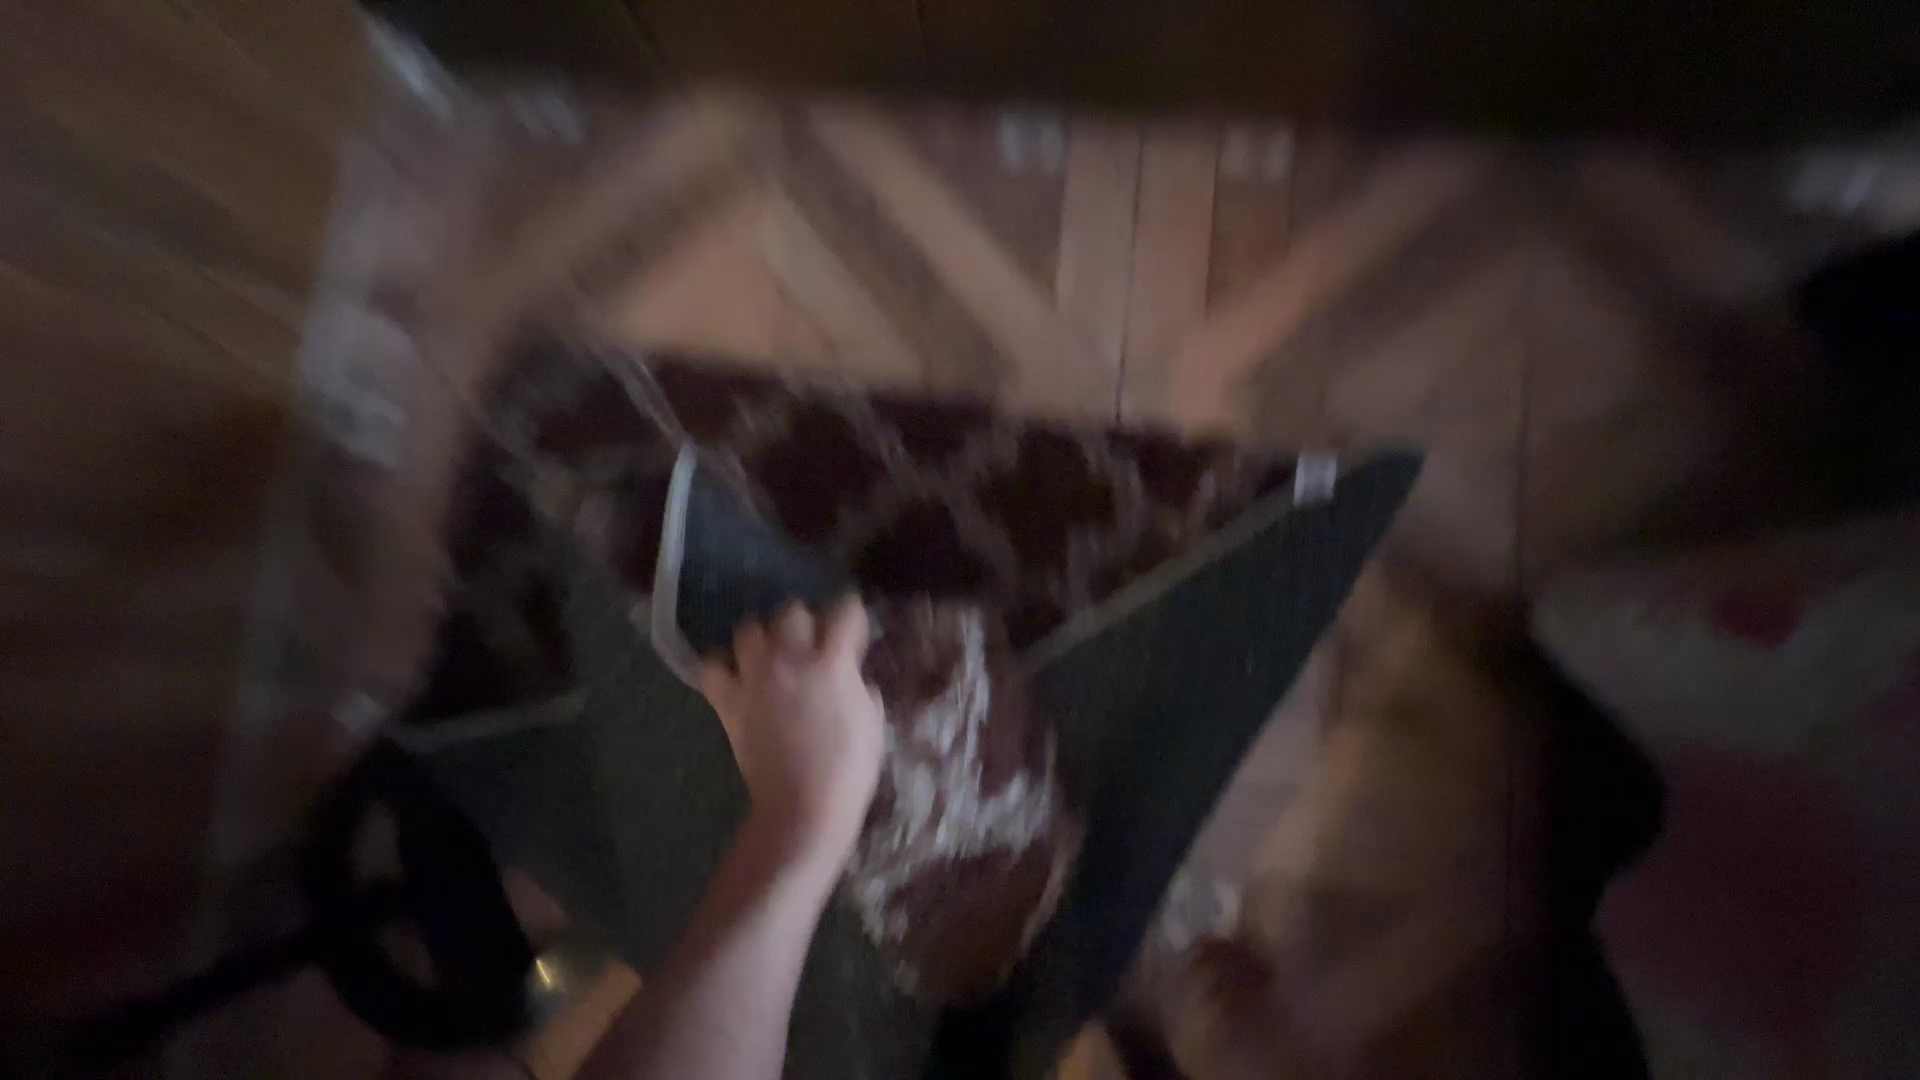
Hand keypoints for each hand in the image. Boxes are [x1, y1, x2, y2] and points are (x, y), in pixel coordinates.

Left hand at [699, 597, 885, 870]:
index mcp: (833, 663)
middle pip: (792, 609)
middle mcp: (791, 660)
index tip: (853, 628)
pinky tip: (739, 674)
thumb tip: (851, 674)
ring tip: (773, 653)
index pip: (844, 610)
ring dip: (764, 636)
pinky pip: (713, 665)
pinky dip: (724, 665)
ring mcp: (755, 678)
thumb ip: (860, 685)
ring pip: (750, 628)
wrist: (803, 808)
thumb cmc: (849, 768)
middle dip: (805, 619)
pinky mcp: (729, 701)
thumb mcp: (873, 720)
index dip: (851, 613)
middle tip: (811, 641)